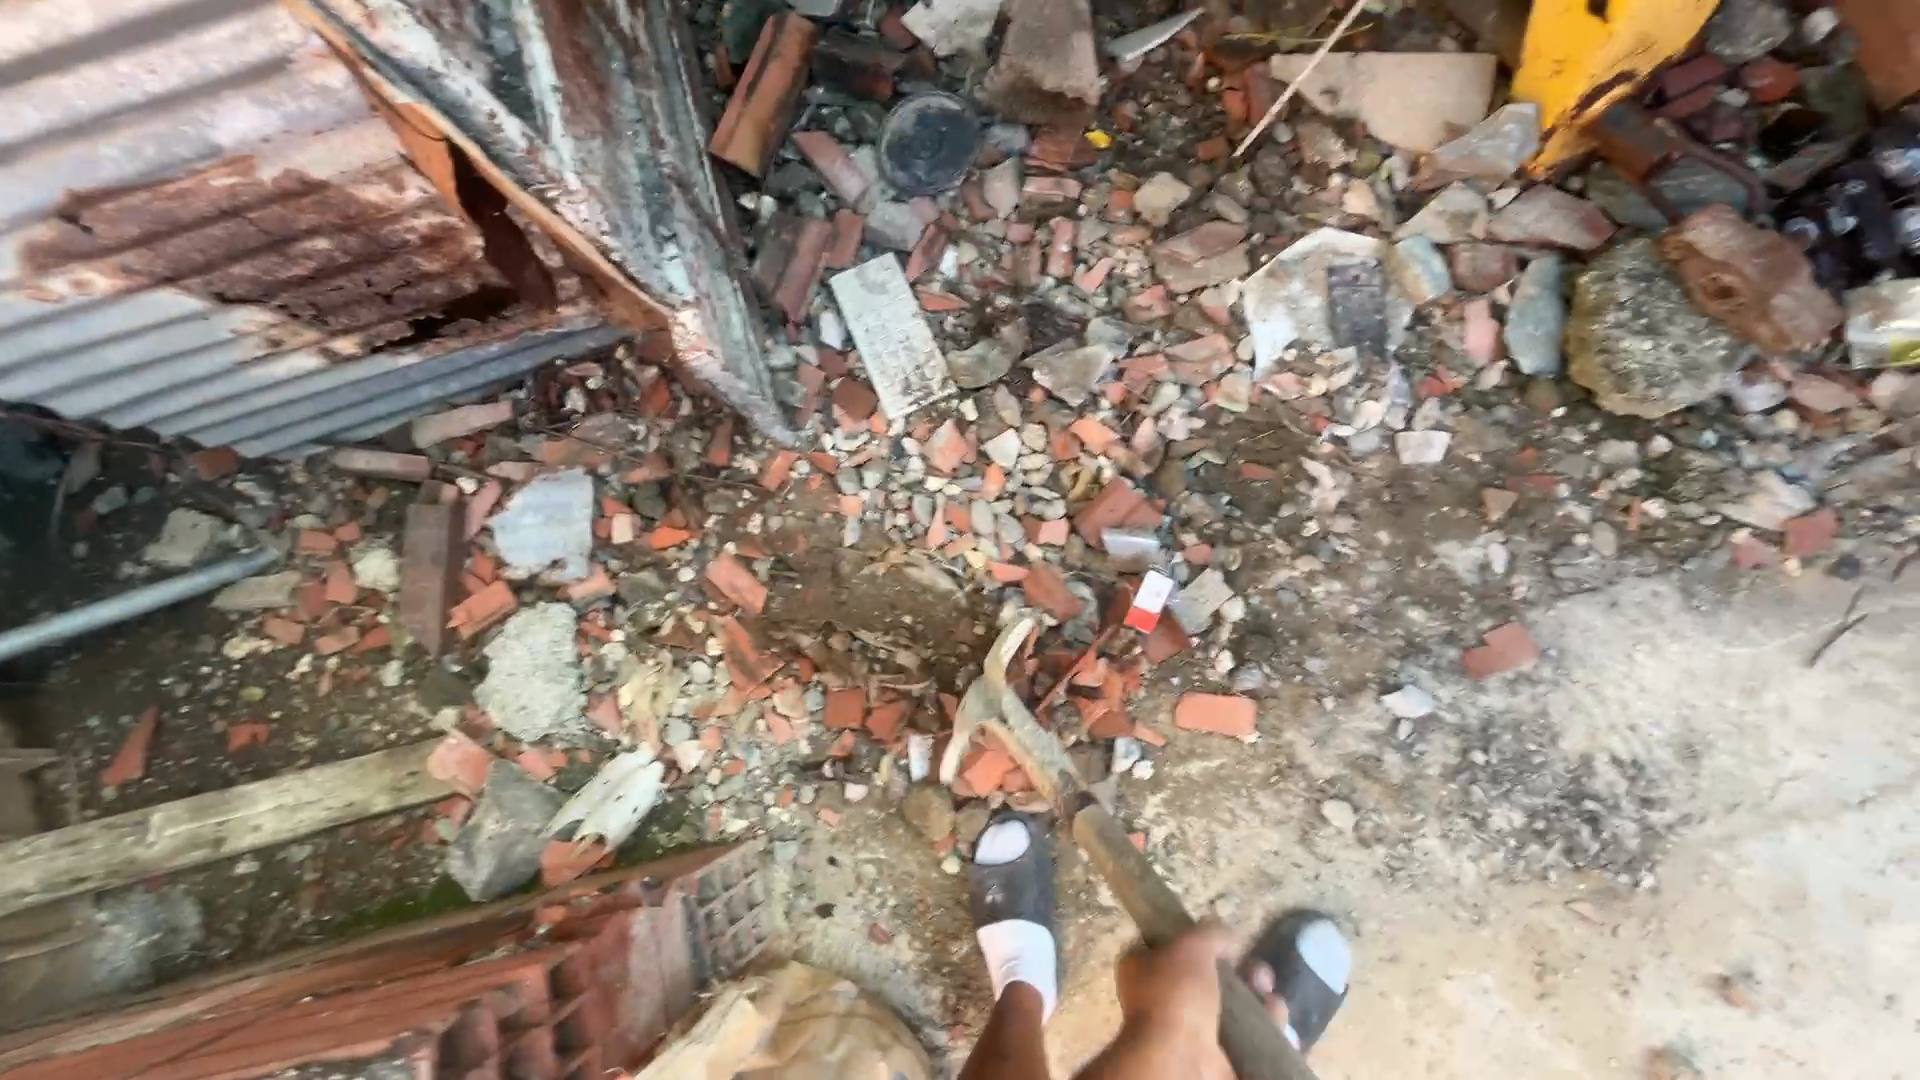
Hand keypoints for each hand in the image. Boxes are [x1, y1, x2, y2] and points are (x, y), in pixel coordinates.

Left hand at [1096, 923, 1290, 1079]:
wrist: (1181, 1065)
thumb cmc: (1175, 995)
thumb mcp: (1190, 945)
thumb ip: (1210, 933)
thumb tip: (1228, 935)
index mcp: (1144, 969)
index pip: (1175, 948)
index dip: (1203, 943)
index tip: (1228, 943)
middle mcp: (1167, 1001)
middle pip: (1215, 980)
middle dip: (1245, 974)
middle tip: (1260, 975)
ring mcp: (1196, 1035)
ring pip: (1238, 1011)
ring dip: (1262, 1003)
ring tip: (1273, 1003)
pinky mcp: (1223, 1063)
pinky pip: (1254, 1043)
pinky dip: (1271, 1035)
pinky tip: (1283, 1029)